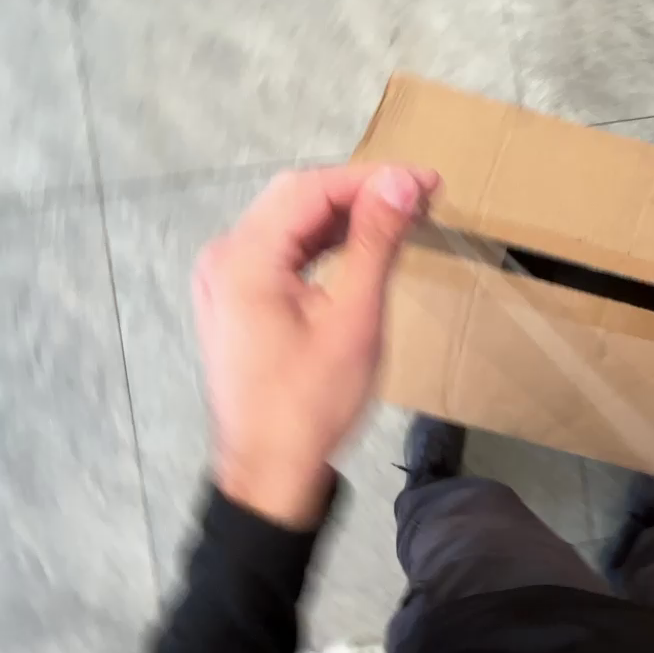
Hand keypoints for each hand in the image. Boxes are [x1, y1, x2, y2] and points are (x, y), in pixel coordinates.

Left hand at [193, 162, 438, 528]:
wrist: (270, 473)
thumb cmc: (314, 403)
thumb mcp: (354, 319)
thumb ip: (376, 243)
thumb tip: (403, 182)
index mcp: (245, 257)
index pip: (312, 189)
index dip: (374, 178)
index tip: (428, 182)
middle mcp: (226, 256)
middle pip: (297, 198)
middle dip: (361, 190)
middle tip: (421, 196)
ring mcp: (225, 278)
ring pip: (290, 222)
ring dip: (345, 214)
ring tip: (402, 215)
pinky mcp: (236, 299)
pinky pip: (283, 250)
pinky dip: (325, 242)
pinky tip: (361, 244)